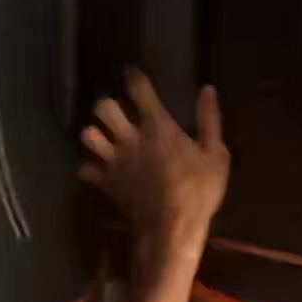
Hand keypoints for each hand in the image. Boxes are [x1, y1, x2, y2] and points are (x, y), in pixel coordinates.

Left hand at [81, 70, 229, 247]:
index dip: (135, 77)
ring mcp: (114, 161)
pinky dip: (90, 167)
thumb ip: (209, 120)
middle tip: (119, 113)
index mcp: (158, 127)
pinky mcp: (106, 183)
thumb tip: (207, 89)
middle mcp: (131, 138)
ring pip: (88, 135)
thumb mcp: (216, 154)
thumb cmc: (199, 190)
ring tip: (105, 138)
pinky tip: (100, 169)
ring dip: (95, 134)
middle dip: (108, 106)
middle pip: (103, 108)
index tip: (133, 72)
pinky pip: (85, 169)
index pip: (140, 91)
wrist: (172, 229)